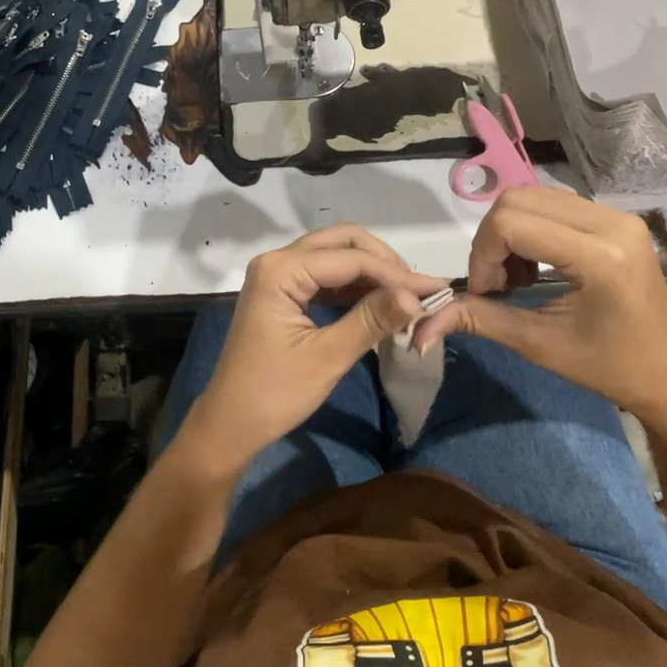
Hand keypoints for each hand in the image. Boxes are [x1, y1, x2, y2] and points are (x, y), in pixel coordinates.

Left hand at [178, 225, 447, 471]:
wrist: (231, 422)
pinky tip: (379, 303)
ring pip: (333, 257)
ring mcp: (276, 276)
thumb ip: (371, 320)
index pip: (349, 258)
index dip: (394, 274)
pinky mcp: (281, 293)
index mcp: (280, 270)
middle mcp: (276, 261)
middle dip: (382, 262)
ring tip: (406, 297)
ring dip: (369, 272)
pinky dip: (352, 286)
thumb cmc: (275, 393)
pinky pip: (323, 277)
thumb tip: (415, 296)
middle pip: (340, 243)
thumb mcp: (328, 357)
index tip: (435, 290)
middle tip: (419, 289)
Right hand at [414, 188, 666, 423]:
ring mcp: (617, 216)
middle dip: (491, 240)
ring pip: (531, 196)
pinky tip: (535, 266)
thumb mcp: (539, 345)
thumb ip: (479, 320)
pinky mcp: (616, 218)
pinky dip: (529, 229)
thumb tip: (420, 326)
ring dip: (509, 233)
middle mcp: (611, 223)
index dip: (483, 255)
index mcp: (599, 256)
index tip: (487, 293)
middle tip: (497, 283)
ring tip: (516, 277)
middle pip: (517, 199)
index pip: (512, 223)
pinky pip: (552, 204)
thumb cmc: (608, 367)